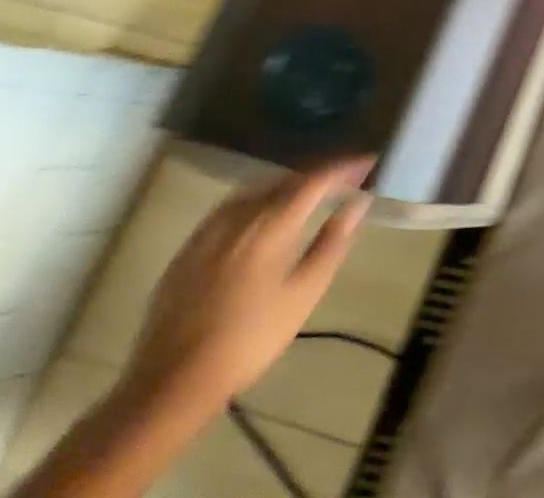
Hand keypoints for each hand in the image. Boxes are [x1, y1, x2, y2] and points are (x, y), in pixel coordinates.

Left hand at [123, 157, 375, 410]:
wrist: (175, 379)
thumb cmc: (253, 337)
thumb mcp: (305, 292)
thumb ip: (332, 242)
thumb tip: (357, 204)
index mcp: (270, 227)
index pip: (313, 181)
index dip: (343, 168)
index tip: (368, 163)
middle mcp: (236, 220)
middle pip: (282, 181)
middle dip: (317, 174)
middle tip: (345, 179)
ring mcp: (205, 235)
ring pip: (252, 192)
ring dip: (286, 184)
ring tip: (309, 192)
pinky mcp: (187, 252)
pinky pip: (228, 209)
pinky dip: (256, 200)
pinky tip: (263, 216)